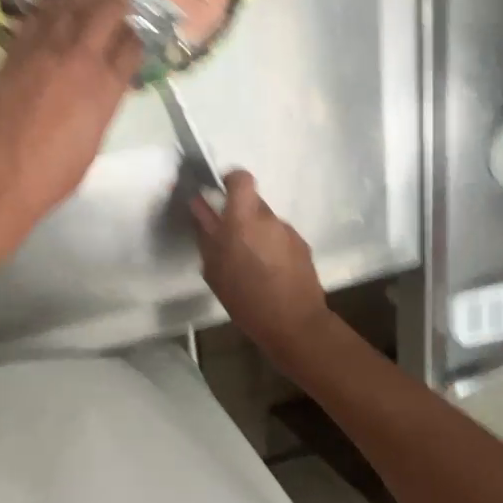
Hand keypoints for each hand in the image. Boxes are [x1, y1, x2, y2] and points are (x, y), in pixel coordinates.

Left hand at [0, 0, 142, 226]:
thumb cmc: (52, 173)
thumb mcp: (94, 138)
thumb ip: (103, 102)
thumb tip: (106, 81)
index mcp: (106, 87)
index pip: (133, 43)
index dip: (137, 34)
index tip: (135, 34)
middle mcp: (80, 59)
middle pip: (107, 8)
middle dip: (118, 1)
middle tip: (116, 3)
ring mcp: (44, 50)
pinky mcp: (14, 50)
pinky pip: (38, 13)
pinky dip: (52, 1)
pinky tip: (57, 2)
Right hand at [192, 171, 330, 349]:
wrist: (295, 324)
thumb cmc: (245, 298)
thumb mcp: (214, 269)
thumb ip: (206, 233)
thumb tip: (200, 207)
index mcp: (243, 220)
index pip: (241, 178)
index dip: (229, 181)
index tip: (219, 196)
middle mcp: (268, 219)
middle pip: (251, 203)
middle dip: (238, 216)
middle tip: (228, 242)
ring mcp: (289, 232)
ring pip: (265, 222)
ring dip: (255, 234)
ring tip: (249, 265)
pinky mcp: (302, 247)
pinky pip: (279, 238)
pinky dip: (271, 248)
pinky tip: (268, 275)